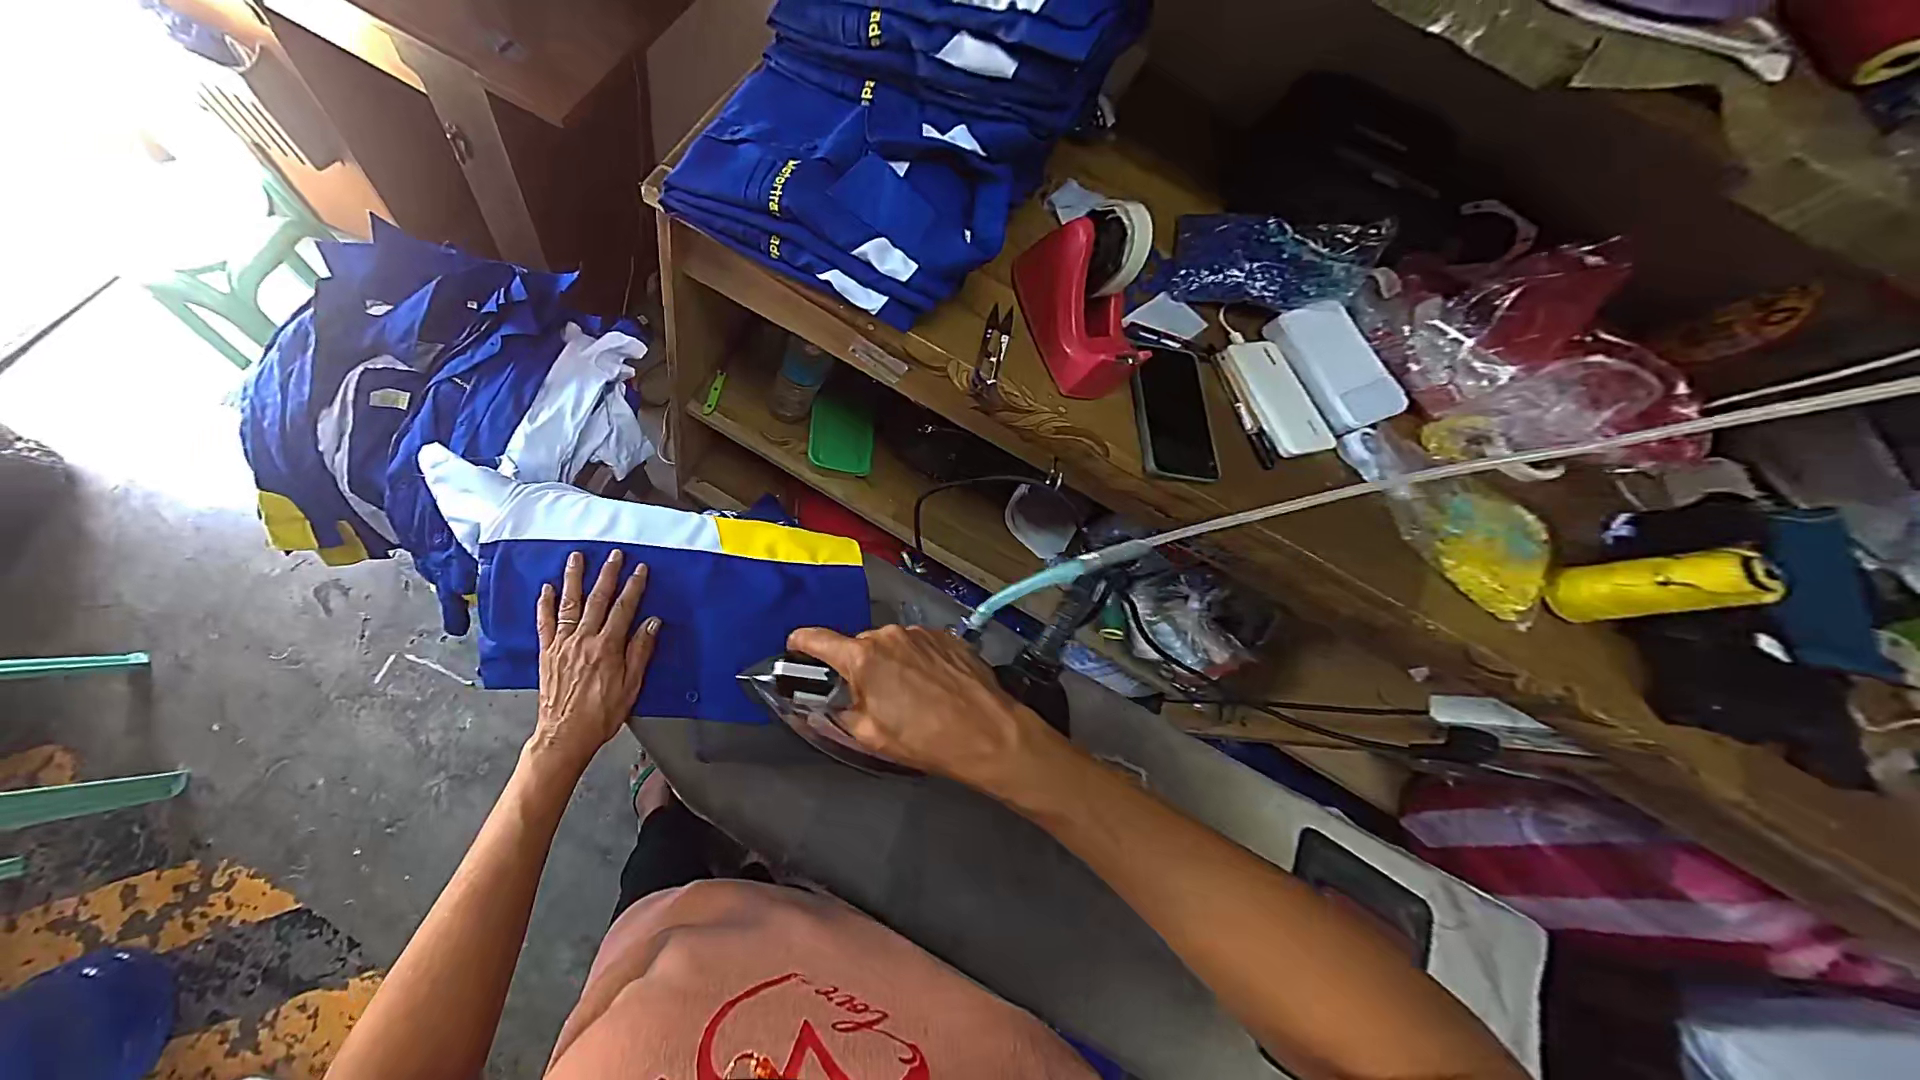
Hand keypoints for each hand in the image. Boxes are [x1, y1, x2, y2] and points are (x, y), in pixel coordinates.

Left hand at [530, 550, 660, 773]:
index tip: (640, 570)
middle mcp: (584, 640)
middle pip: (598, 599)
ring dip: (574, 579)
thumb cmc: (601, 713)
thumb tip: (651, 623)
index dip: (634, 587)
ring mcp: (562, 644)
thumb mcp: (632, 684)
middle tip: (614, 555)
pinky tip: (547, 589)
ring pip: (570, 603)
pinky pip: (545, 622)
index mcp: (608, 647)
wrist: (565, 734)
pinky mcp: (547, 652)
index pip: (624, 608)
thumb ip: (640, 651)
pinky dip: (545, 603)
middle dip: (607, 574)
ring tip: (577, 559)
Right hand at [786, 624, 1070, 796]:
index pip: (817, 639)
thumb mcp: (870, 736)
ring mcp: (920, 632)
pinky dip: (917, 660)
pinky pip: (918, 644)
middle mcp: (889, 635)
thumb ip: (836, 714)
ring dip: (891, 663)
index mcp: (863, 658)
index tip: (795, 647)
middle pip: (859, 646)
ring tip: (910, 695)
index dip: (801, 643)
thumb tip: (817, 706)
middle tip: (873, 698)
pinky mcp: (946, 636)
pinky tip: (932, 686)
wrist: (986, 731)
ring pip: (891, 645)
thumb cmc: (925, 739)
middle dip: (858, 668)